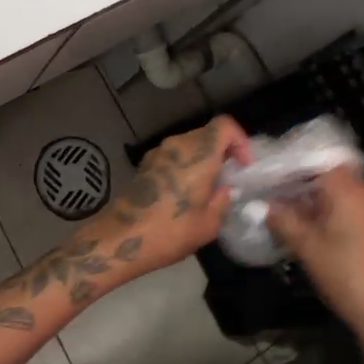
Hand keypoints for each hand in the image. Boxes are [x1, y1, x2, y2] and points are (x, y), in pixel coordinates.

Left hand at [76, 116, 251, 276]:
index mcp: (198, 153)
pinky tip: (185, 193)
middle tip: (229, 180)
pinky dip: (185, 166)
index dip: (240, 141)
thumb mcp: (209, 224)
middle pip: (207, 134)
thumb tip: (224, 189)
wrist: (121, 239)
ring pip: (189, 145)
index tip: (243, 167)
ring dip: (203, 160)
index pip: (225, 125)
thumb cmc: (170, 231)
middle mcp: (178, 145)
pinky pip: (173, 156)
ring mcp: (158, 152)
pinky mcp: (145, 164)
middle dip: (222, 152)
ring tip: (208, 190)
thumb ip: (222, 200)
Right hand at [267, 170, 363, 341]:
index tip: (268, 172)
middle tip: (270, 192)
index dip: (291, 163)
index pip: (317, 159)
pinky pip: (345, 207)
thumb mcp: (306, 247)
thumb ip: (283, 220)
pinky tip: (305, 227)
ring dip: (311, 200)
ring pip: (335, 193)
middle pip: (326, 175)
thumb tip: (264, 205)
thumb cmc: (345, 274)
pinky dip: (325, 212)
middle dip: (298, 183)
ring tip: (282, 211)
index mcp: (348, 188)